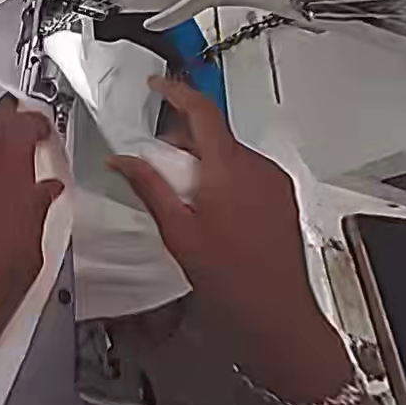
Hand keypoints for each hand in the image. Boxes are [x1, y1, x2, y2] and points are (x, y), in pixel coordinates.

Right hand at [109, 79, 352, 402]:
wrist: (279, 318)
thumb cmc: (232, 281)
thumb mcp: (178, 231)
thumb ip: (149, 187)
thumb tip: (123, 161)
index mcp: (229, 169)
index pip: (202, 111)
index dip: (176, 93)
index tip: (157, 86)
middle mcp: (256, 167)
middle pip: (212, 133)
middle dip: (181, 141)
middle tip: (157, 165)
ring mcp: (273, 181)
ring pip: (229, 152)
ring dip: (202, 161)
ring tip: (183, 198)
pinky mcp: (281, 196)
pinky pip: (246, 169)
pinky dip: (223, 175)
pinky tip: (210, 208)